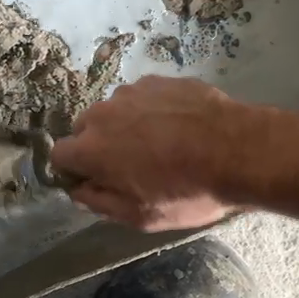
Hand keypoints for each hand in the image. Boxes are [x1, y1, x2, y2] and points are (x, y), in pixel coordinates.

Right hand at [50, 76, 254, 230]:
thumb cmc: (188, 190)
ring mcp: (129, 93)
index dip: (73, 170)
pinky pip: (141, 98)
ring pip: (114, 111)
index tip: (94, 181)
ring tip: (161, 143)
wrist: (239, 149)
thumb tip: (78, 191)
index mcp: (91, 149)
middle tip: (132, 165)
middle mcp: (102, 114)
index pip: (59, 154)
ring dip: (125, 126)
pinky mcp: (156, 81)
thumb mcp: (142, 216)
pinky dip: (151, 111)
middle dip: (99, 146)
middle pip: (84, 129)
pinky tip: (178, 126)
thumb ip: (100, 203)